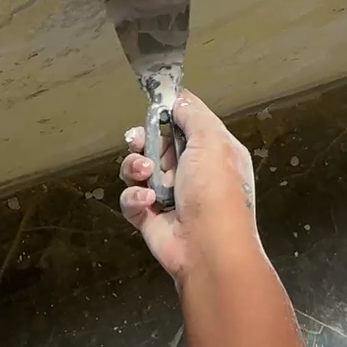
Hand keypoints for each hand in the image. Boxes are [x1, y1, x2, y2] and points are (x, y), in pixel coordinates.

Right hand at [118, 90, 261, 280]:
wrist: (207, 247)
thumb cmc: (215, 191)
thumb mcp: (212, 141)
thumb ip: (193, 115)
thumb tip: (178, 99)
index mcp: (211, 151)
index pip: (183, 125)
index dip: (167, 117)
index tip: (155, 111)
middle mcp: (189, 171)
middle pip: (155, 145)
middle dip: (144, 141)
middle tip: (138, 142)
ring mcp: (167, 195)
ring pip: (137, 169)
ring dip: (135, 167)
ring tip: (145, 173)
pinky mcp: (148, 216)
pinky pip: (130, 198)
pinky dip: (135, 197)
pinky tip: (147, 201)